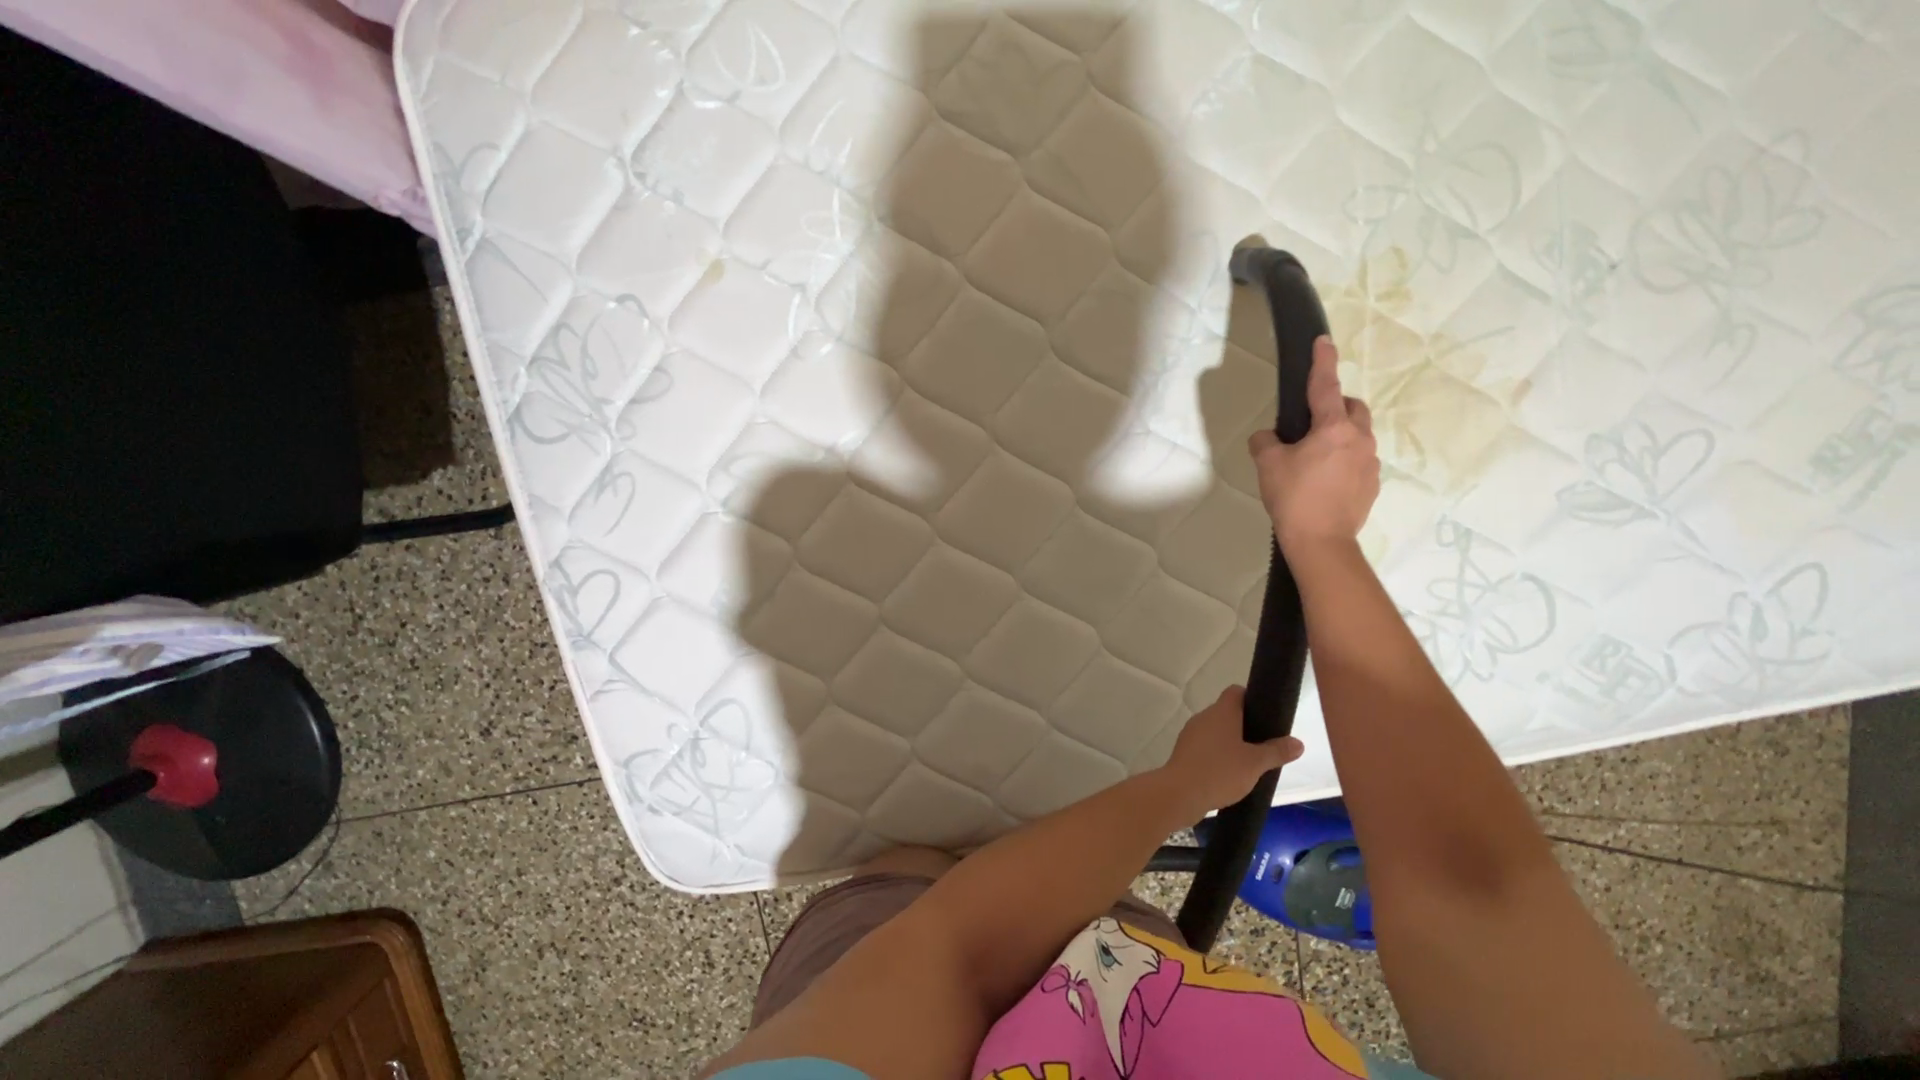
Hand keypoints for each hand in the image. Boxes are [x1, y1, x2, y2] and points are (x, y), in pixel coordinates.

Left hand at [1160, 686, 1303, 814]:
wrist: (1179, 794)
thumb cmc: (1220, 771)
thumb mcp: (1255, 763)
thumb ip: (1276, 751)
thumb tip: (1298, 743)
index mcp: (1221, 712)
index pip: (1236, 692)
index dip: (1252, 699)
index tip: (1266, 716)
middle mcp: (1204, 718)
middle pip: (1227, 713)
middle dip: (1245, 726)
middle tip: (1264, 744)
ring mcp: (1191, 735)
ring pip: (1215, 732)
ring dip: (1231, 743)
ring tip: (1250, 762)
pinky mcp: (1184, 753)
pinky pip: (1205, 748)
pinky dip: (1217, 756)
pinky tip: (1229, 774)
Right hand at [1248, 335, 1380, 552]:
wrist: (1322, 542)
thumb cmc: (1293, 497)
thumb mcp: (1268, 465)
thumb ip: (1265, 442)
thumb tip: (1268, 437)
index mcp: (1333, 428)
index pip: (1325, 386)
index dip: (1322, 361)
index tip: (1323, 341)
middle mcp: (1359, 439)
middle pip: (1352, 408)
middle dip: (1335, 405)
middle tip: (1310, 422)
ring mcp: (1371, 463)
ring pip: (1358, 435)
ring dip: (1340, 436)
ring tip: (1314, 456)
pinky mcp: (1372, 485)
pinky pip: (1359, 461)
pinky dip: (1343, 461)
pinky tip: (1323, 481)